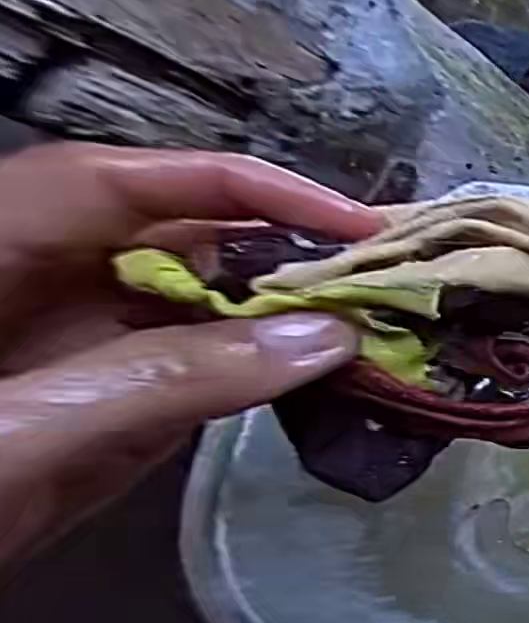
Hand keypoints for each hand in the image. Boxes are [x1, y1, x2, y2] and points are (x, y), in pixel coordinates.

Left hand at [0, 143, 382, 568]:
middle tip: (396, 273)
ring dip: (302, 309)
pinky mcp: (124, 398)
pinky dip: (287, 362)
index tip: (354, 222)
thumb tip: (329, 339)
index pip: (117, 185)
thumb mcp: (17, 437)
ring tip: (387, 319)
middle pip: (182, 239)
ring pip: (211, 302)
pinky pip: (221, 361)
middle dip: (293, 248)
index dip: (242, 187)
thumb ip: (165, 379)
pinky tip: (345, 369)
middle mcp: (40, 289)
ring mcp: (85, 348)